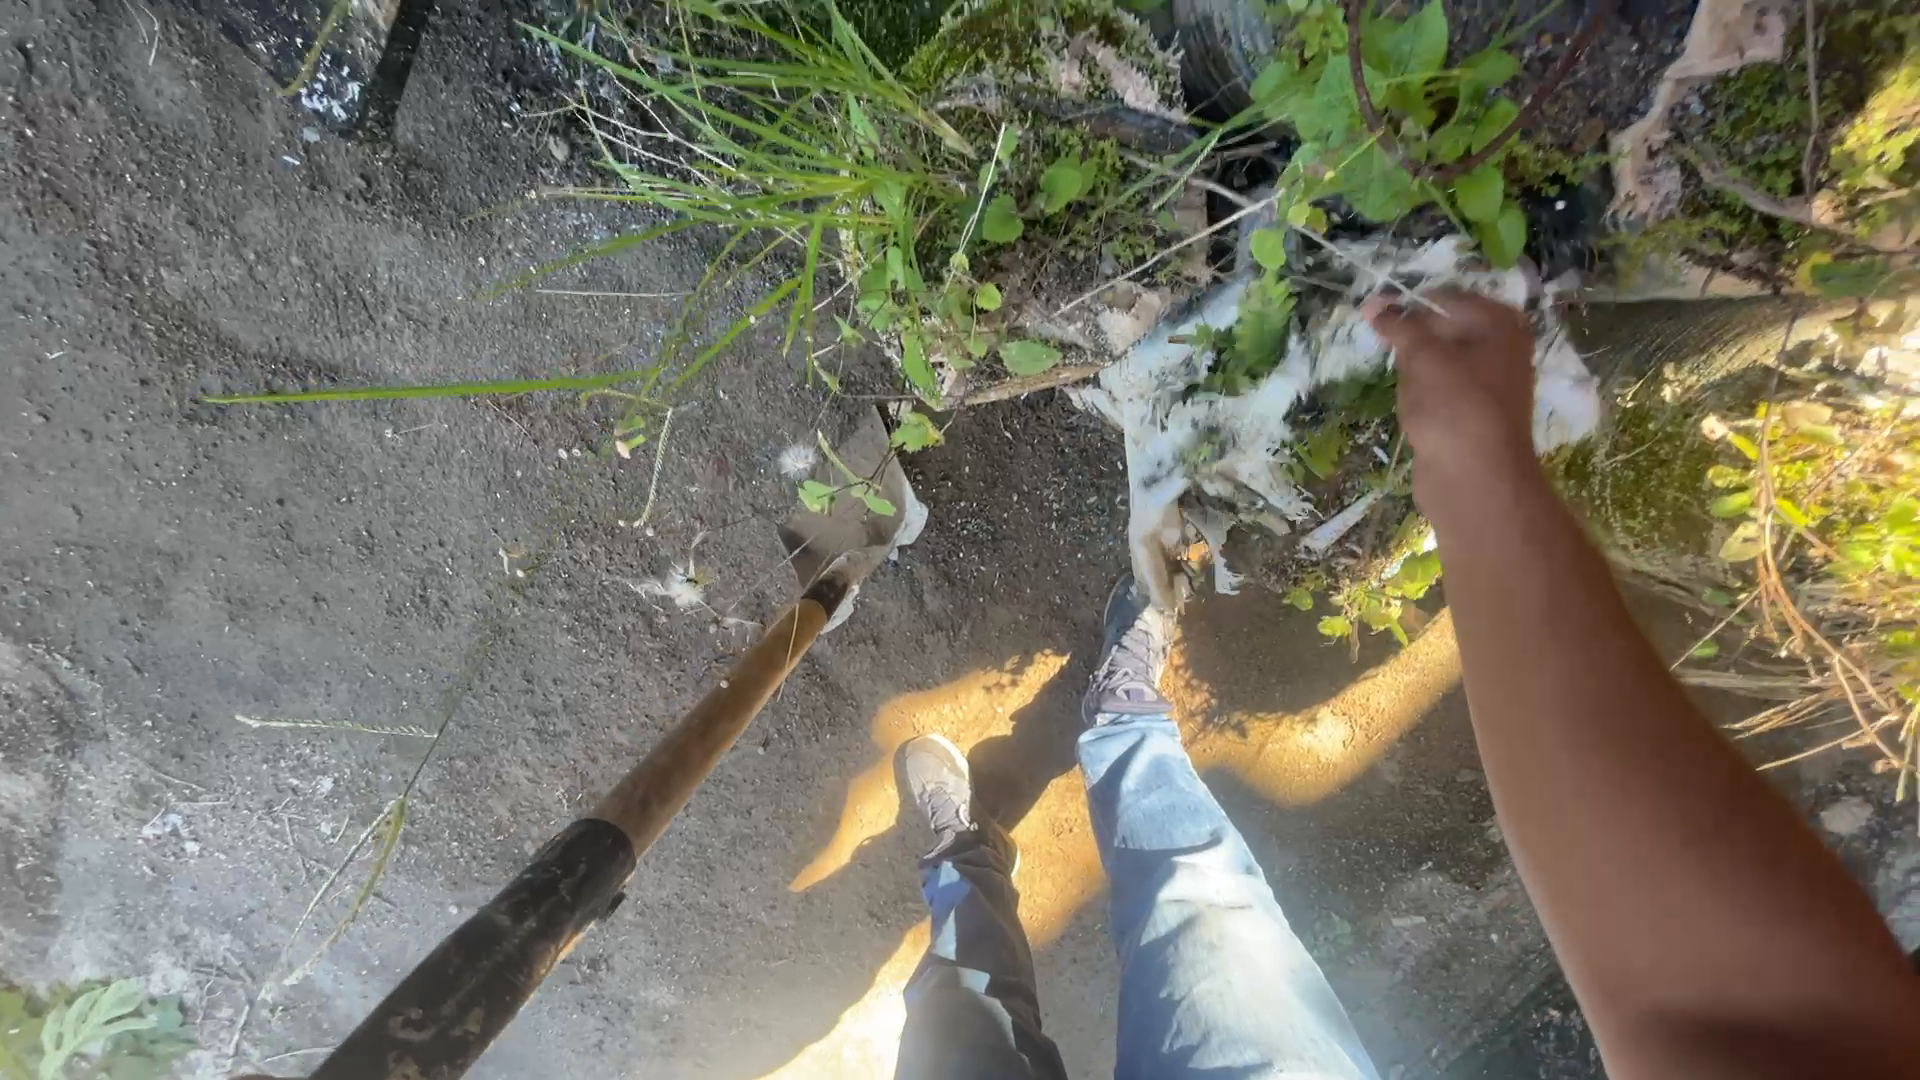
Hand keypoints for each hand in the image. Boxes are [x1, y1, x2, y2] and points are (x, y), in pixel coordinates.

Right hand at [1361, 288, 1538, 521]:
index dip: (1408, 303)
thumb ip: (1399, 326)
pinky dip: (1420, 391)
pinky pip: (1440, 390)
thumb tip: (1374, 305)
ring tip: (1395, 376)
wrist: (1474, 475)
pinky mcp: (1472, 413)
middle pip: (1445, 328)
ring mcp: (1487, 383)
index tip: (1370, 314)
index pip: (1446, 298)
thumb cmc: (1454, 406)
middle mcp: (1501, 348)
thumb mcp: (1423, 357)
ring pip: (1440, 361)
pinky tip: (1408, 404)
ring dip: (1413, 366)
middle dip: (1410, 335)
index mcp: (1500, 324)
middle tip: (1376, 341)